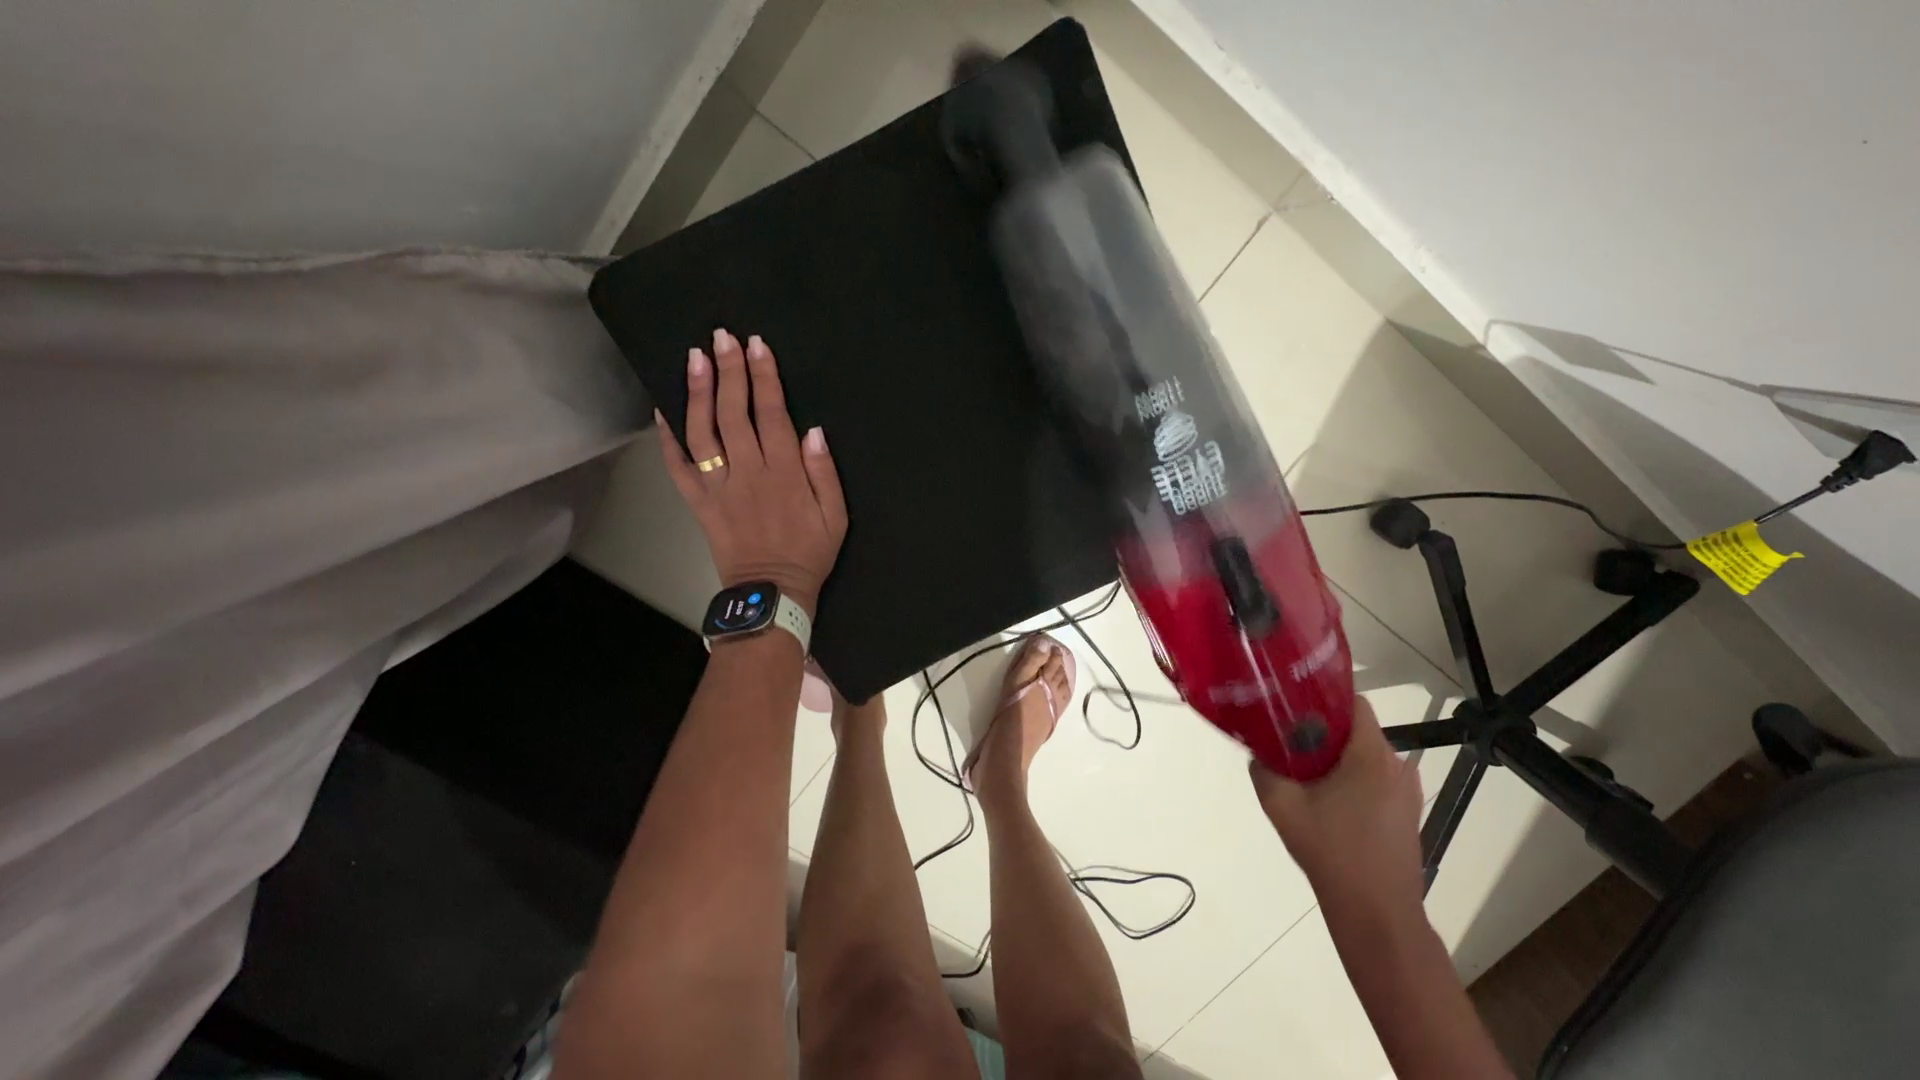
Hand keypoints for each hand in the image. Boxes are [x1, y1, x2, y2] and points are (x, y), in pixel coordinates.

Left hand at [658, 329, 846, 616]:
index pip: (771, 414)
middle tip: (721, 336)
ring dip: (698, 393)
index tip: (756, 345)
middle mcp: (748, 473)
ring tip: (694, 358)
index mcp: (784, 473)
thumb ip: (824, 471)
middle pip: (734, 414)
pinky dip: (667, 438)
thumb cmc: (810, 553)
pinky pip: (678, 467)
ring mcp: (719, 488)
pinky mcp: (699, 503)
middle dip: (729, 371)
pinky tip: (663, 409)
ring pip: (703, 432)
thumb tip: (812, 429)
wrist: (772, 594)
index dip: (763, 377)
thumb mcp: (836, 516)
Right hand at [1250, 697, 1425, 912]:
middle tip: (1291, 747)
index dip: (1323, 700)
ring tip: (1306, 780)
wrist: (1376, 913)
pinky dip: (1353, 783)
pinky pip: (1377, 782)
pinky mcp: (1408, 814)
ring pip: (1366, 759)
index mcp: (1372, 756)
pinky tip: (1330, 807)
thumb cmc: (1332, 853)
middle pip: (1358, 732)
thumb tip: (1258, 754)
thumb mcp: (1282, 808)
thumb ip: (1264, 771)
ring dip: (1338, 762)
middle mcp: (1397, 766)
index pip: (1354, 703)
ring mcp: (1408, 792)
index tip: (1294, 710)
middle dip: (1324, 734)